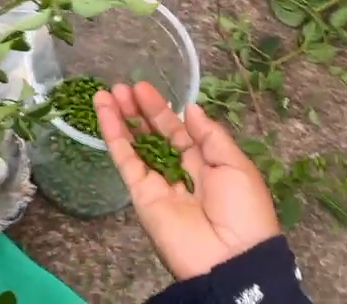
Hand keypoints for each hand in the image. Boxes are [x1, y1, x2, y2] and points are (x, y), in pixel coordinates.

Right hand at [95, 82, 280, 281]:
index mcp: (204, 163)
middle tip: (121, 87)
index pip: (176, 131)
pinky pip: (125, 162)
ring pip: (134, 145)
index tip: (142, 87)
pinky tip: (104, 112)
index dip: (160, 110)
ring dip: (120, 119)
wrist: (232, 260)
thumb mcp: (235, 165)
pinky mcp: (141, 196)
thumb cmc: (242, 209)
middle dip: (137, 111)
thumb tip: (189, 108)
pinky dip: (113, 137)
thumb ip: (209, 135)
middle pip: (151, 135)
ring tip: (105, 93)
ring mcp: (157, 183)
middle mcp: (177, 171)